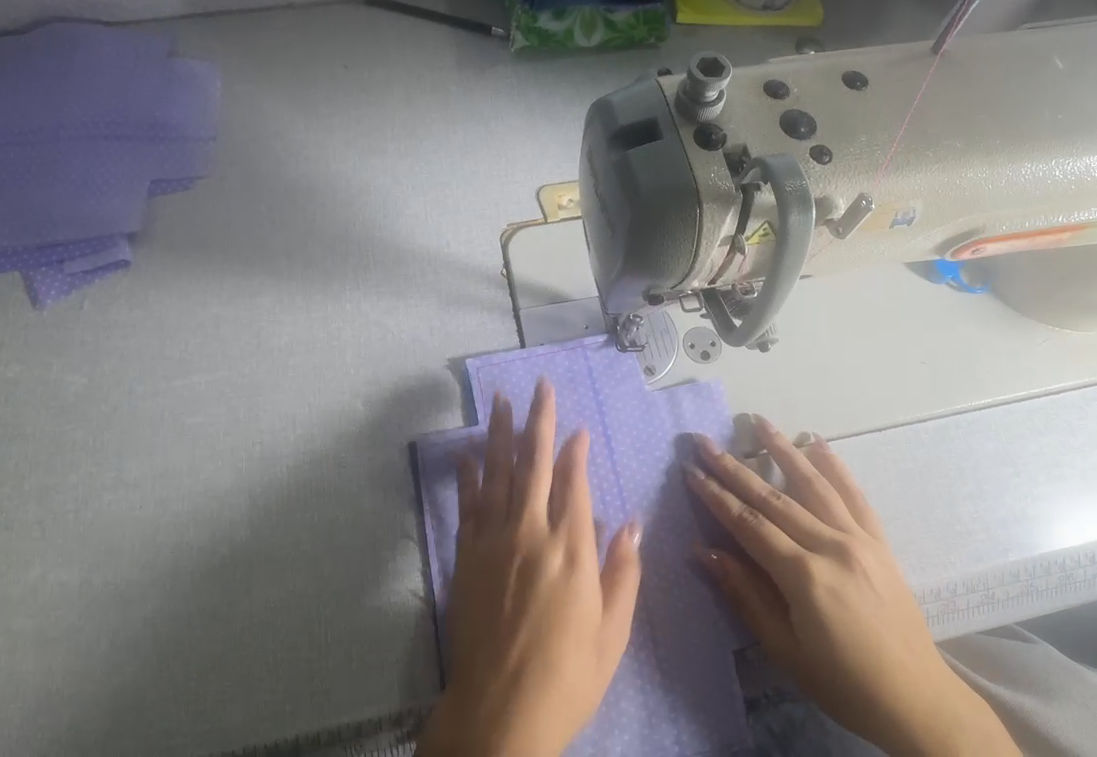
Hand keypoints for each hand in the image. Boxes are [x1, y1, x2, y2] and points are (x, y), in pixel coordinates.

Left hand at [419, 379, 642, 756]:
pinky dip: (469, 474)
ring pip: (498, 473)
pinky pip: (468, 503)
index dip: (576, 452)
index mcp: (573, 551)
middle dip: (539, 421)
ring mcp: (494, 542)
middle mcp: (532, 534)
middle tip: (539, 386)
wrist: (499, 710)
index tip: (578, 429)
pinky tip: (469, 451)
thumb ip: (623, 572)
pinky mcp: (466, 557)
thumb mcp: (612, 632)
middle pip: (535, 464)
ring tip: (501, 400)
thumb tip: (630, 523)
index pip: (575, 484)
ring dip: (501, 433)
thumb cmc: (567, 676)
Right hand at [685, 418, 1019, 756]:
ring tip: (759, 422)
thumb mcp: (784, 649)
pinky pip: (854, 495)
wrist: (915, 700)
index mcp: (804, 576)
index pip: (749, 524)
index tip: (689, 471)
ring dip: (783, 450)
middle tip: (704, 441)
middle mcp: (832, 547)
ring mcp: (860, 540)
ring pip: (815, 485)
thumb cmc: (842, 683)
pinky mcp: (880, 543)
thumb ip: (744, 594)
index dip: (716, 496)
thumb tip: (703, 550)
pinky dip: (835, 466)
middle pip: (774, 498)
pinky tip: (818, 443)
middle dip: (734, 468)